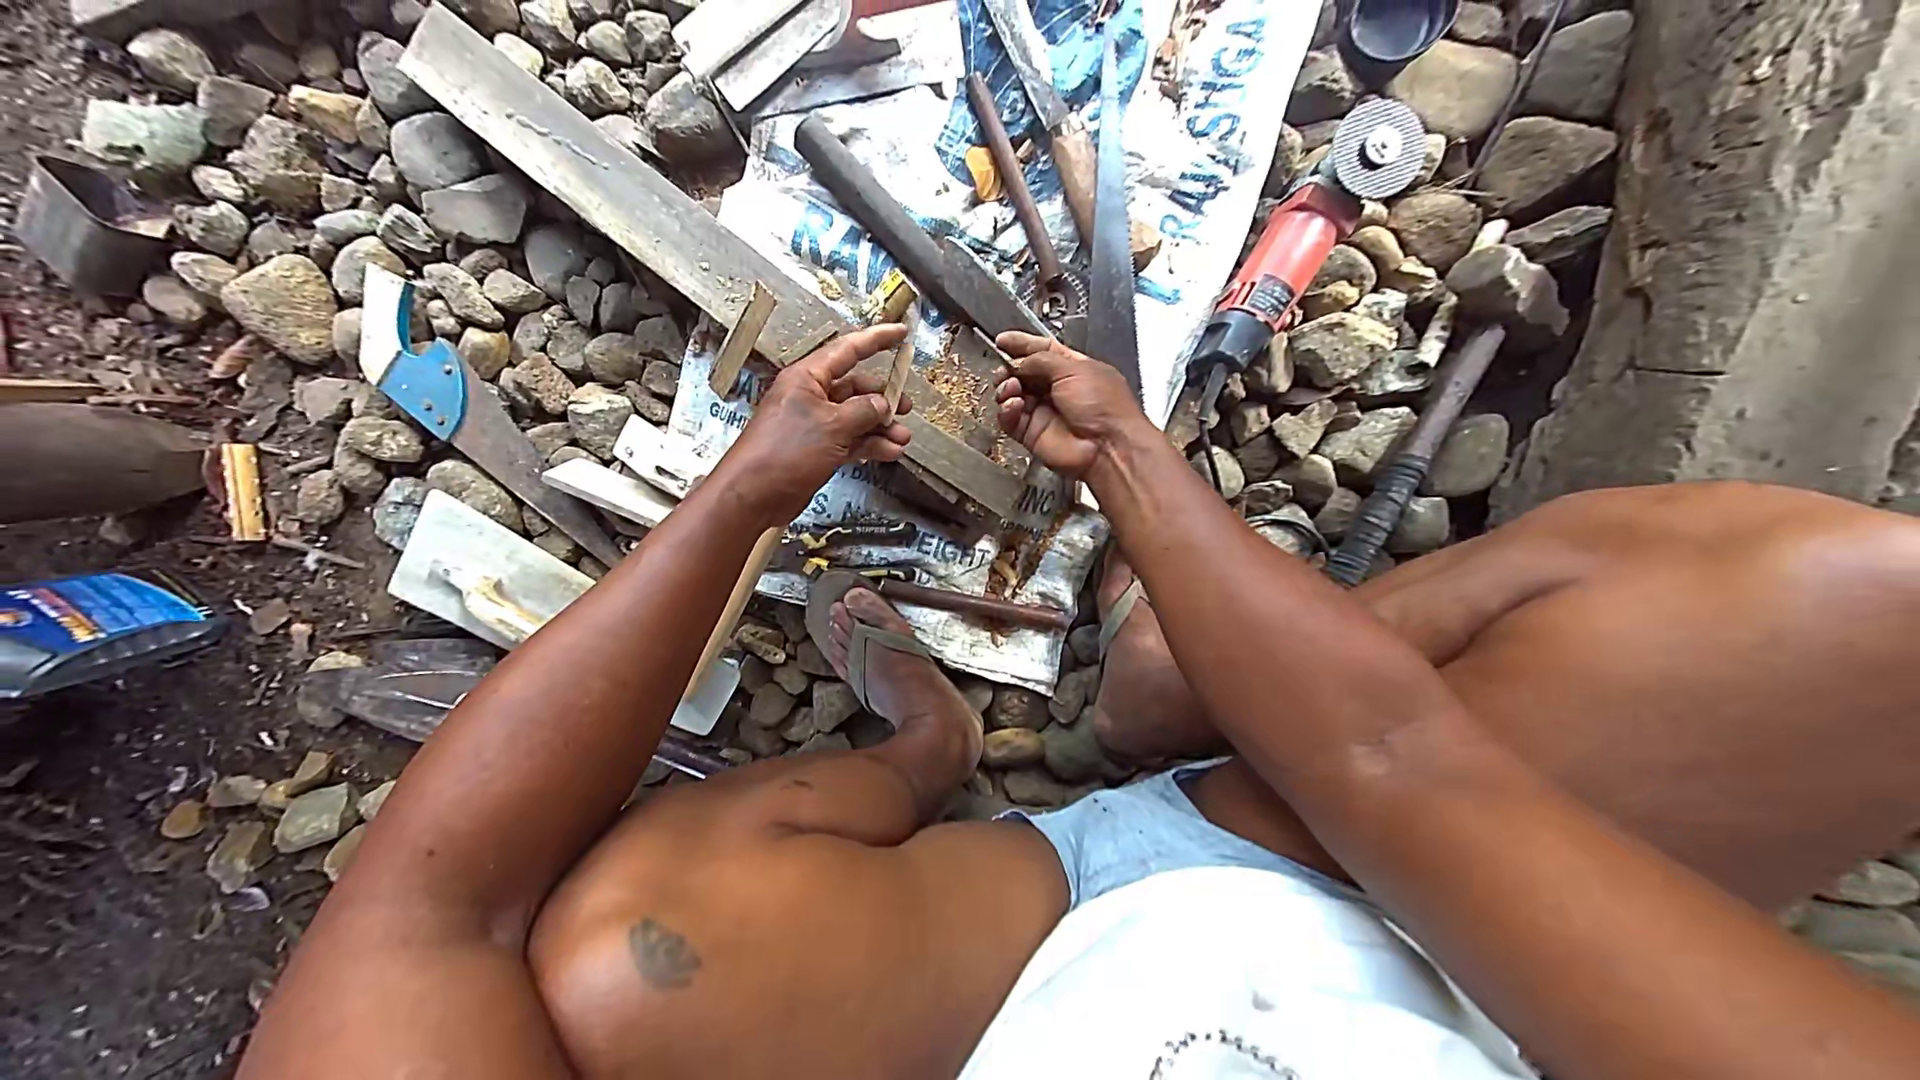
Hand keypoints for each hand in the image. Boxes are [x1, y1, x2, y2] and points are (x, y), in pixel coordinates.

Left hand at [715, 324, 913, 523]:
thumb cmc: (784, 451)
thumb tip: (882, 405)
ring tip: (902, 438)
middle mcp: (811, 396)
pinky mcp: (818, 449)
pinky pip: (851, 441)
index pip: (848, 350)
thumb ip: (863, 411)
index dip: (877, 340)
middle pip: (856, 388)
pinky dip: (870, 445)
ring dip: (881, 427)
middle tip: (906, 407)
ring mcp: (815, 424)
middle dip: (883, 398)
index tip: (901, 333)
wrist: (754, 494)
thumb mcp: (832, 426)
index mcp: (808, 378)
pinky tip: (889, 452)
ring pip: (856, 418)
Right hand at [994, 331, 1149, 475]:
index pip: (1042, 351)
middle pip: (1023, 373)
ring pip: (1012, 396)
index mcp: (1073, 369)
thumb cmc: (1105, 407)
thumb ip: (1041, 360)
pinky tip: (1013, 405)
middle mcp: (1057, 390)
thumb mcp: (1074, 369)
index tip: (1003, 340)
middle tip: (1006, 369)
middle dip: (1010, 368)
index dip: (1022, 345)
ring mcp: (1043, 413)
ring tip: (1011, 387)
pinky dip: (1006, 410)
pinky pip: (1009, 420)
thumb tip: (1019, 361)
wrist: (1107, 447)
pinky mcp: (1032, 434)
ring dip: (1007, 388)